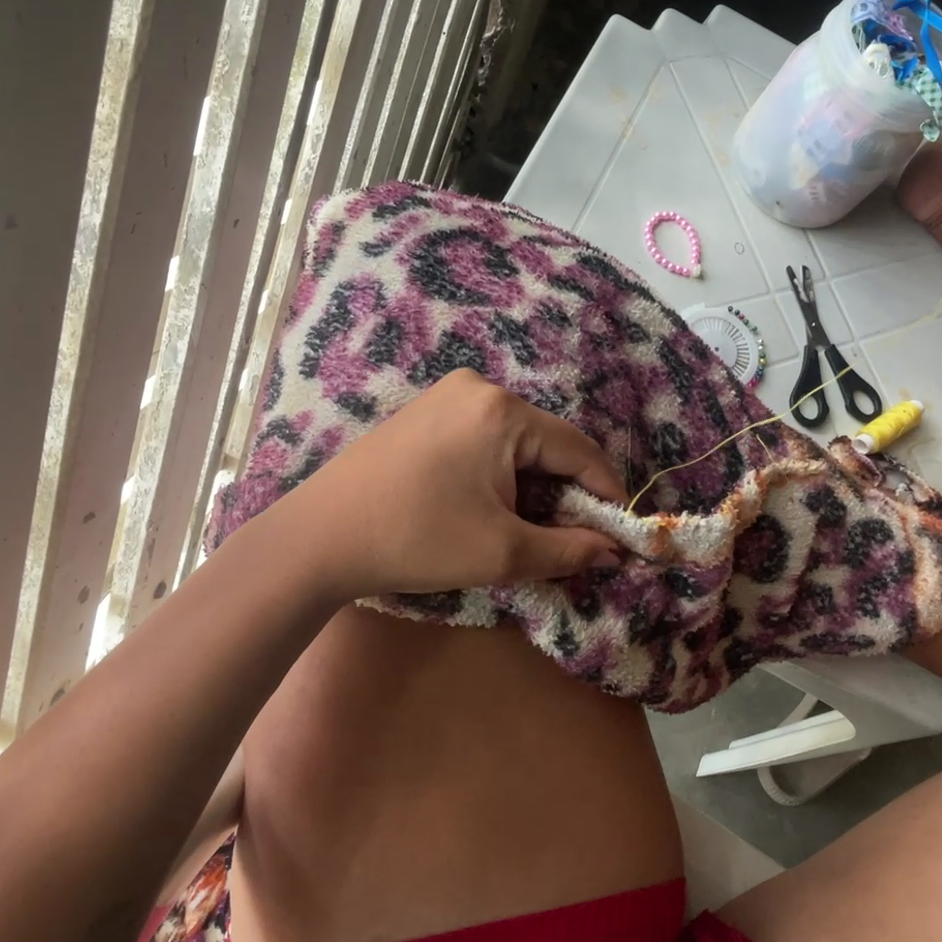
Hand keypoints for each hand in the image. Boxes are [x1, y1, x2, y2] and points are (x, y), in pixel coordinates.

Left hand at [271, 369, 627, 602]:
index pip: (579, 450)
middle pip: (546, 444)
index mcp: (503, 411)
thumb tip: (615, 553)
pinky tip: (487, 509)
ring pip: (515, 444)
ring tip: (526, 531)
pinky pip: (482, 441)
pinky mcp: (422, 414)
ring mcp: (444, 397)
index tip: (621, 534)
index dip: (606, 494)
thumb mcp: (502, 553)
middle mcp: (478, 389)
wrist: (319, 538)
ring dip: (531, 487)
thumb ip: (569, 550)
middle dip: (564, 494)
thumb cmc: (417, 539)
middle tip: (570, 541)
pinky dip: (499, 475)